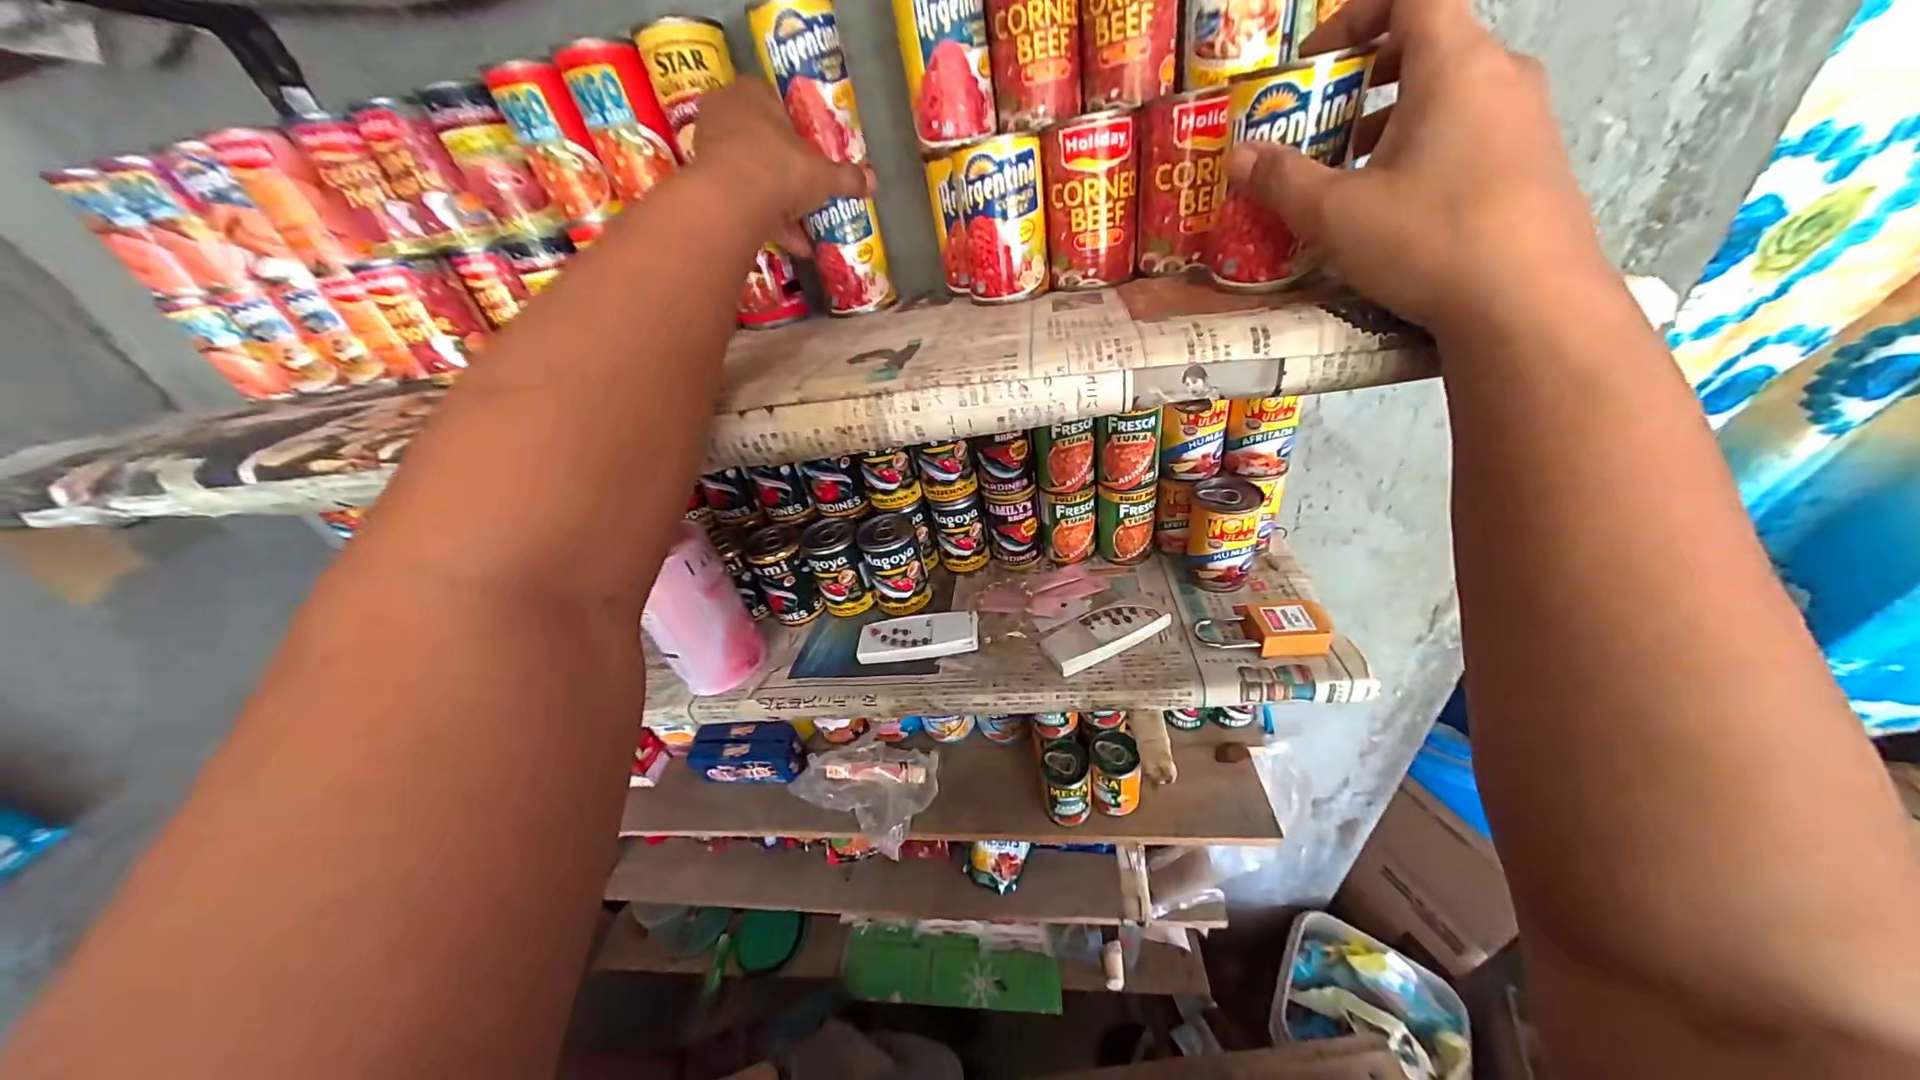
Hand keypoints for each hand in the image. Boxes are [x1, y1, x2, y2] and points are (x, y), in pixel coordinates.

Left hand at [688, 81, 874, 254]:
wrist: (731, 202)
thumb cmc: (779, 169)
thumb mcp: (823, 176)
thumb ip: (847, 177)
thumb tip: (874, 181)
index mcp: (753, 93)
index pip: (776, 103)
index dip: (796, 130)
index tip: (810, 153)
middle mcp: (726, 111)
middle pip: (761, 139)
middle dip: (784, 168)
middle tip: (805, 190)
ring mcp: (710, 145)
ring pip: (749, 171)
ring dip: (776, 199)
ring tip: (803, 228)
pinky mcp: (703, 181)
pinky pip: (740, 197)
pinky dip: (765, 219)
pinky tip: (793, 244)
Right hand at [1226, 0, 1612, 336]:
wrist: (1527, 304)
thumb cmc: (1428, 240)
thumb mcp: (1336, 213)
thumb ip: (1282, 179)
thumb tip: (1237, 155)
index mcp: (1456, 64)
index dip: (1353, 16)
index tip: (1309, 64)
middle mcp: (1500, 75)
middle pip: (1427, 45)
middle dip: (1360, 80)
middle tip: (1317, 127)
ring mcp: (1523, 120)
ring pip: (1445, 96)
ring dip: (1387, 122)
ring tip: (1344, 176)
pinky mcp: (1531, 164)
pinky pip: (1466, 133)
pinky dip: (1419, 151)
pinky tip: (1390, 209)